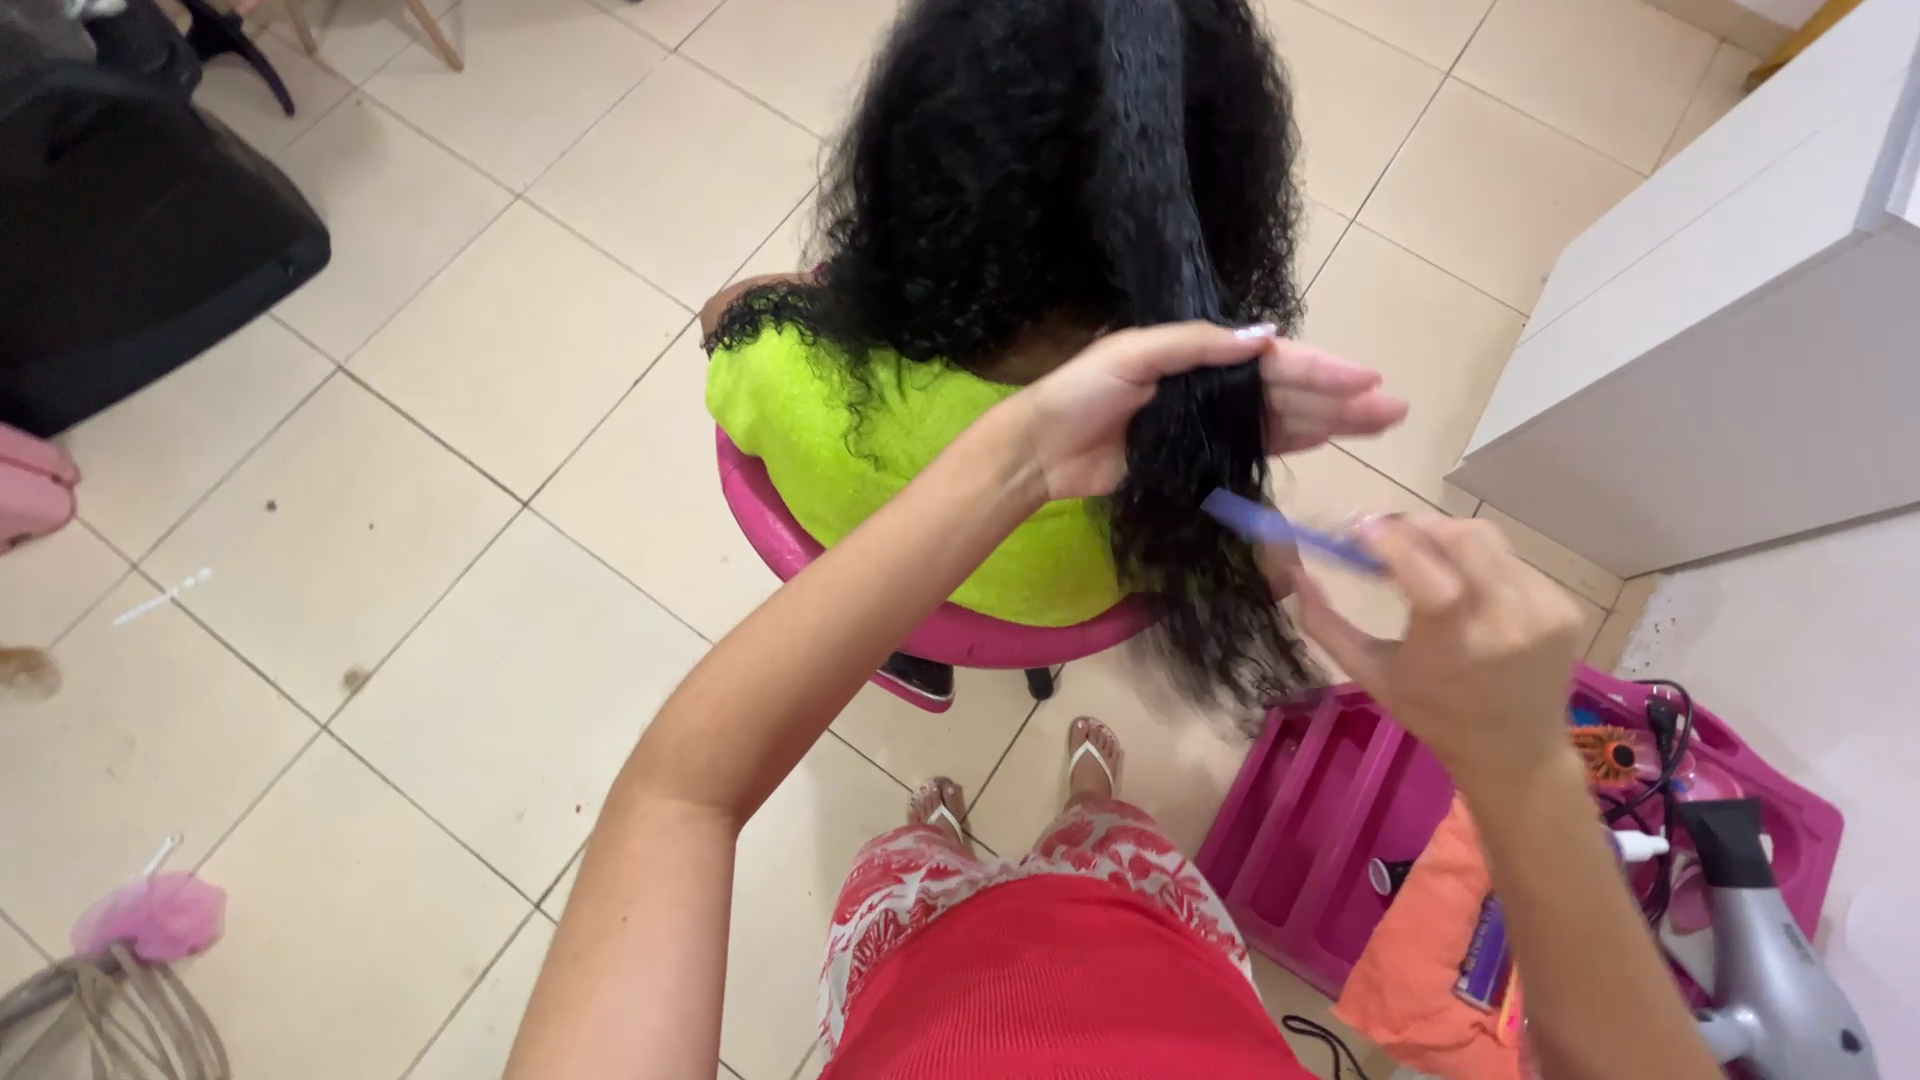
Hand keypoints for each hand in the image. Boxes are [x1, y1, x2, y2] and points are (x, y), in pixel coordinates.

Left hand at [1010, 321, 1406, 500]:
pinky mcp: (1194, 460)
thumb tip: (1265, 337)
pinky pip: (1250, 449)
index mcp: (1196, 353)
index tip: (1369, 380)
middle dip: (1339, 397)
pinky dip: (1286, 444)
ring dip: (1326, 421)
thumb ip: (1195, 345)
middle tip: (1394, 409)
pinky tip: (1323, 442)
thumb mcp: (1132, 353)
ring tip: (1376, 425)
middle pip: (1285, 391)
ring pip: (1276, 420)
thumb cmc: (1079, 393)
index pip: (1270, 361)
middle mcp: (1208, 386)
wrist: (1042, 451)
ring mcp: (1205, 425)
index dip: (1320, 370)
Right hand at [1292, 515, 1586, 791]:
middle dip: (1416, 525)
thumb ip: (1324, 622)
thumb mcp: (1367, 671)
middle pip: (1463, 538)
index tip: (1356, 527)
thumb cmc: (1429, 711)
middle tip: (1384, 534)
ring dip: (1443, 538)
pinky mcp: (1564, 608)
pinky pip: (1511, 561)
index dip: (1389, 540)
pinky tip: (1461, 585)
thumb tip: (1295, 572)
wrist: (1513, 749)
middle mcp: (1505, 621)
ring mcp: (1542, 611)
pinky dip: (1476, 561)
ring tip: (1419, 558)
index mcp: (1451, 644)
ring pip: (1487, 540)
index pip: (1424, 571)